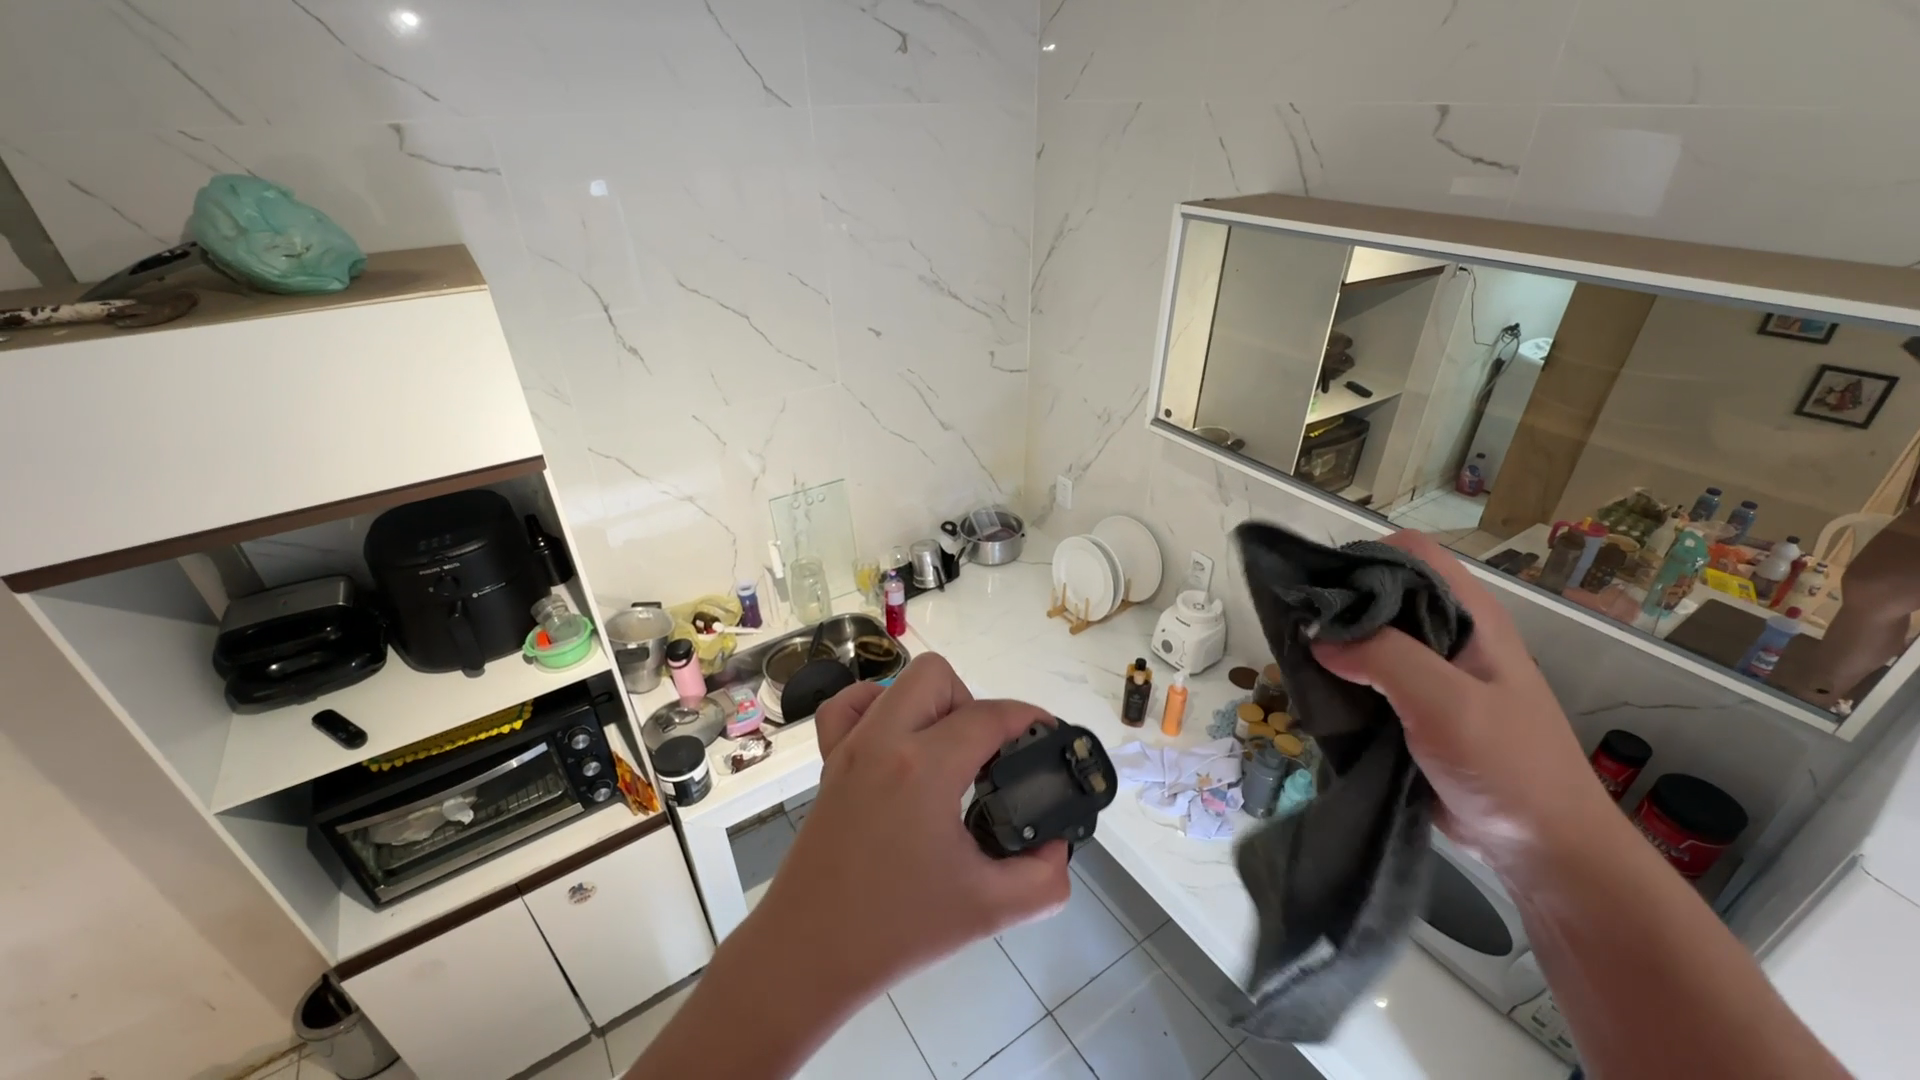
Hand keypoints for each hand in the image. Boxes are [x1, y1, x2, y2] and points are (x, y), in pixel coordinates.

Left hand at [758, 654, 1071, 992]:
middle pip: (939, 676)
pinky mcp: (827, 765)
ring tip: (946, 752)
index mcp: (925, 768)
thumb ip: (1044, 877)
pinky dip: (876, 708)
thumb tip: (1056, 847)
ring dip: (931, 704)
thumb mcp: (989, 911)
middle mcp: (883, 741)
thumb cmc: (897, 930)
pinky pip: (846, 708)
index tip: (1048, 740)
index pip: (989, 716)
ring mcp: (849, 748)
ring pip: (896, 683)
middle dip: (975, 705)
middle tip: (989, 757)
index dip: (1029, 720)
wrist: (809, 954)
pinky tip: (896, 742)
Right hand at [1310, 530, 1613, 875]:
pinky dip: (1340, 681)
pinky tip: (1317, 694)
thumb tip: (1317, 634)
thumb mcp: (1447, 703)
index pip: (1409, 553)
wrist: (1543, 849)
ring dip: (1335, 647)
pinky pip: (1367, 680)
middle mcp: (1449, 634)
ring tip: (1298, 662)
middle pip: (1383, 592)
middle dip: (1338, 605)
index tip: (1321, 591)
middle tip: (1298, 629)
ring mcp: (1431, 674)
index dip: (1364, 560)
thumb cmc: (1508, 767)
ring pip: (1370, 638)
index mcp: (1469, 616)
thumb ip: (1383, 657)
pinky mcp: (1414, 710)